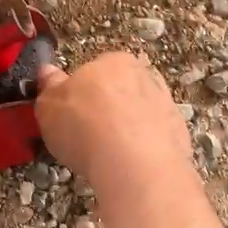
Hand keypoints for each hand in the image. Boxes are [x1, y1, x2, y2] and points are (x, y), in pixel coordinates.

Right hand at [35, 52, 191, 193]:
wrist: (134, 163)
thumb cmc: (85, 126)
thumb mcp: (49, 106)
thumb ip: (49, 87)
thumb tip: (48, 73)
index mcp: (113, 61)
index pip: (92, 71)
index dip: (78, 94)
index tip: (69, 116)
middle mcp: (145, 75)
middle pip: (118, 91)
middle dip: (105, 110)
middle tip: (85, 137)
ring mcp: (166, 104)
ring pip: (138, 114)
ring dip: (126, 129)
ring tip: (107, 157)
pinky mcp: (179, 134)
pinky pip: (154, 138)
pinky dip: (142, 149)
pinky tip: (129, 166)